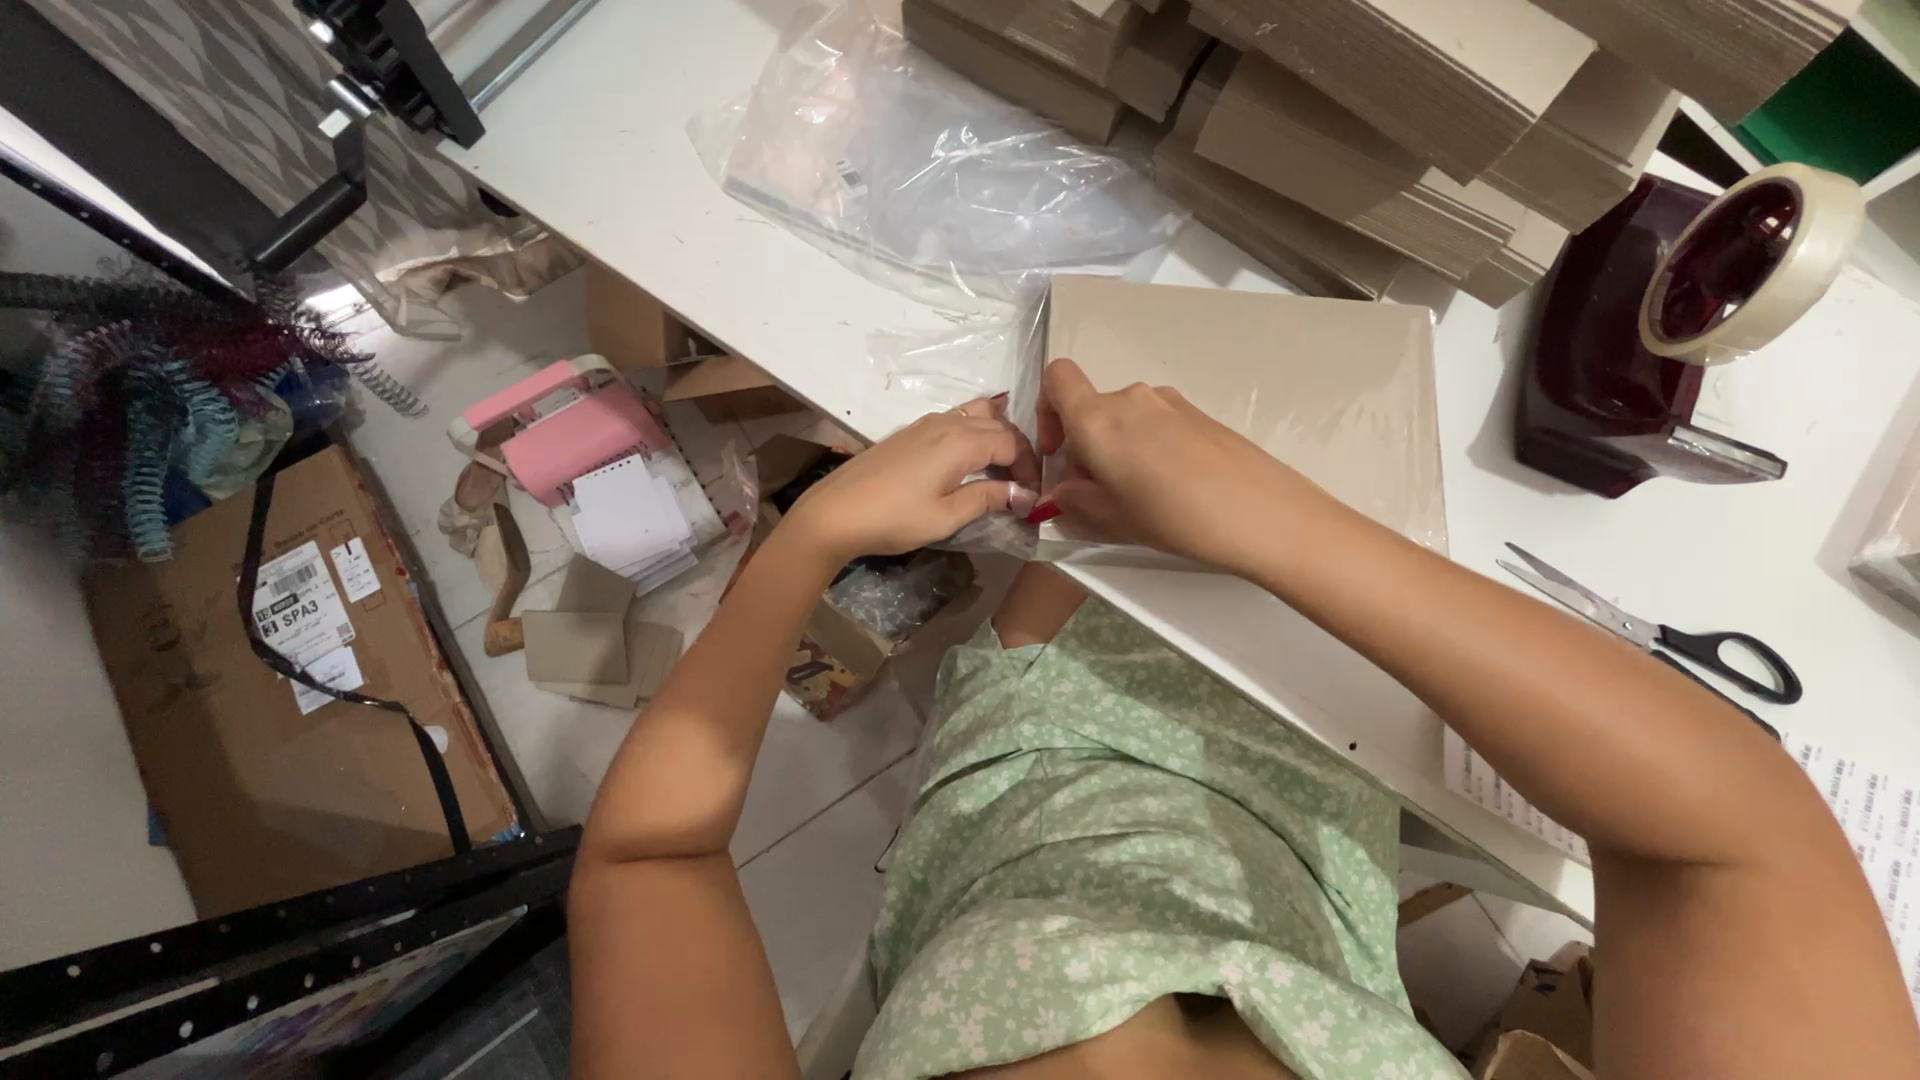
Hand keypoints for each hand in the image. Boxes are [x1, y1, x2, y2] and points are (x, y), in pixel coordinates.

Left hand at [780, 396, 1039, 564]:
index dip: (1029, 468)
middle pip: (998, 424)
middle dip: (1017, 451)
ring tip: (1000, 470)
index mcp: (960, 441)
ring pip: (976, 415)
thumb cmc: (894, 519)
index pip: (1012, 443)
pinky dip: (974, 434)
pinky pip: (955, 420)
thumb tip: (1024, 495)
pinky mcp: (910, 432)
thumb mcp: (946, 517)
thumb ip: (987, 499)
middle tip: (1022, 485)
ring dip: (996, 437)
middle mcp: (946, 423)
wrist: (835, 512)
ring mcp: (925, 423)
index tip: (1033, 496)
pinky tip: (971, 462)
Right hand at [1036, 357, 1328, 575]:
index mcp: (1098, 419)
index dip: (1046, 410)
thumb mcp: (1112, 520)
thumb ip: (1076, 500)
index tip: (1057, 451)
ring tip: (1139, 494)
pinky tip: (1172, 486)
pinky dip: (1148, 446)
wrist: (1261, 514)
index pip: (1056, 378)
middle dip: (1084, 444)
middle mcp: (1130, 398)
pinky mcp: (1199, 414)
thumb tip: (1065, 490)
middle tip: (1099, 491)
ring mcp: (1169, 402)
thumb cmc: (1173, 517)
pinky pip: (1155, 423)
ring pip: (1125, 417)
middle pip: (1091, 406)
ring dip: (1118, 447)